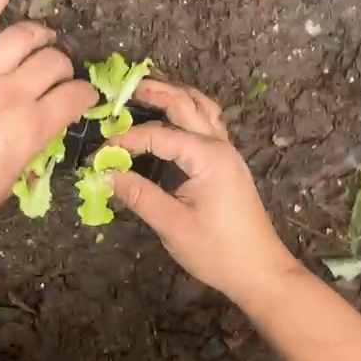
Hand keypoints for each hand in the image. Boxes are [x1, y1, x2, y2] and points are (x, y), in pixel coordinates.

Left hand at [0, 0, 97, 234]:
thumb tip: (37, 136)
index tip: (85, 97)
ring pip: (19, 37)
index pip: (74, 97)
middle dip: (64, 66)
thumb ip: (28, 153)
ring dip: (38, 33)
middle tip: (60, 74)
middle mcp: (11, 93)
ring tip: (45, 36)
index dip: (86, 95)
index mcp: (30, 127)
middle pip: (52, 62)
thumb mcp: (7, 184)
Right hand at [106, 79, 304, 303]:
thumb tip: (105, 175)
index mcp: (207, 157)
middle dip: (155, 93)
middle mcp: (220, 146)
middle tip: (125, 89)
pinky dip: (189, 112)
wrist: (261, 272)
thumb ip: (139, 195)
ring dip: (175, 96)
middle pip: (186, 104)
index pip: (158, 136)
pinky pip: (209, 123)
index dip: (126, 141)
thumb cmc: (217, 251)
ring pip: (202, 108)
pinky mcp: (228, 164)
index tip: (99, 153)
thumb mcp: (172, 225)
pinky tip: (173, 118)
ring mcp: (228, 153)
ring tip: (148, 92)